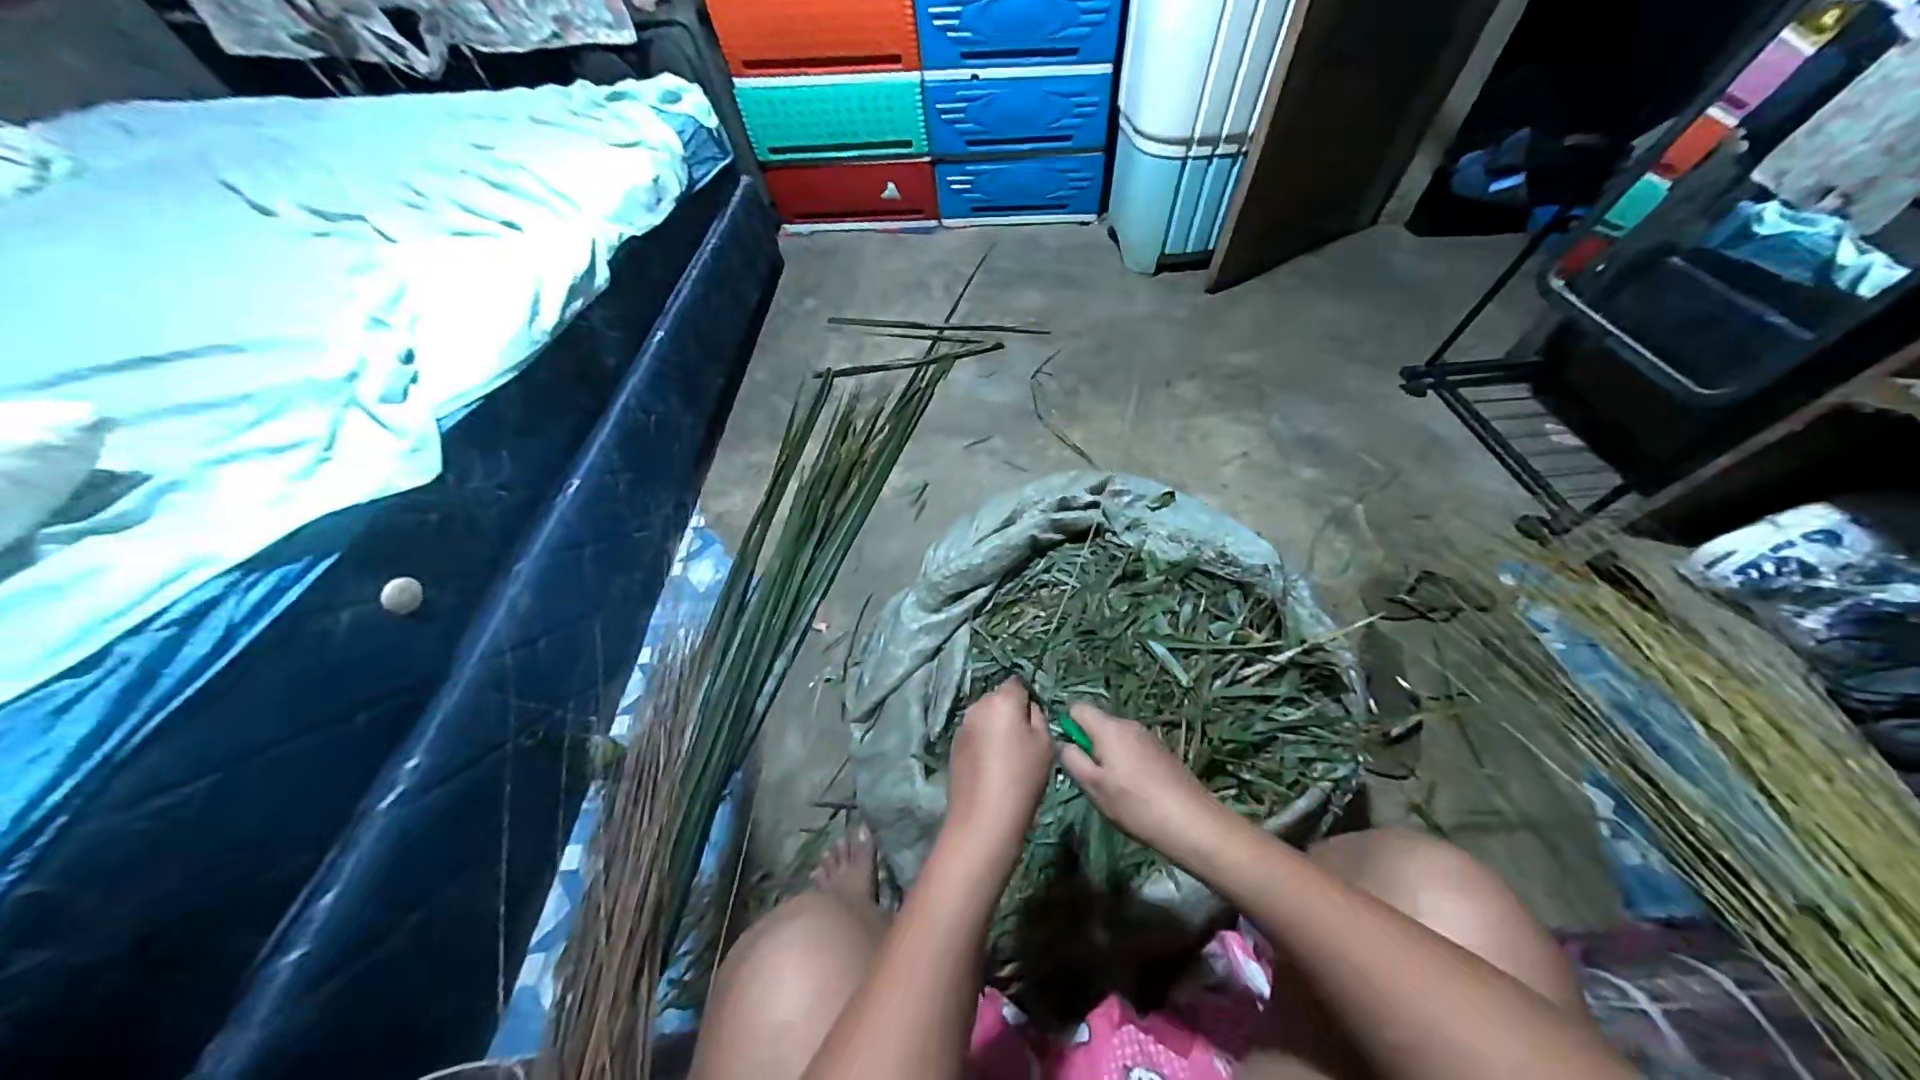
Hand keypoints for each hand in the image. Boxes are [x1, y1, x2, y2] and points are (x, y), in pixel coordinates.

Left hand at [945, 678, 1053, 842]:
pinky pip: (975, 734)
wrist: (984, 817)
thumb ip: (1037, 716)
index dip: (1028, 698)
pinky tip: (990, 767)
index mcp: (1001, 700)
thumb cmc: (1022, 777)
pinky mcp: (953, 746)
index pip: (1017, 683)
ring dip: (995, 727)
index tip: (1035, 722)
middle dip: (1010, 712)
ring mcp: (962, 726)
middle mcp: (977, 706)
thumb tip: (1027, 708)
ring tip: (1006, 756)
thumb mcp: (1045, 744)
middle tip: (1024, 740)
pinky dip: (983, 742)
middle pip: (998, 699)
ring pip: (985, 717)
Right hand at [1056, 704, 1244, 864]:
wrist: (1192, 822)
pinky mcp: (1163, 752)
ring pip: (1116, 738)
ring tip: (1115, 789)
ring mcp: (1149, 737)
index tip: (1073, 755)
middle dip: (1090, 745)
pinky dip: (1128, 763)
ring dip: (1109, 756)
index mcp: (1109, 728)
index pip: (1077, 708)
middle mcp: (1129, 724)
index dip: (1068, 727)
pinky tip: (1136, 791)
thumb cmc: (1135, 804)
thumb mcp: (1093, 786)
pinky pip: (1134, 749)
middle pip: (1098, 724)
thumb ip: (1072, 759)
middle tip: (1092, 779)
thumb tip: (1063, 743)